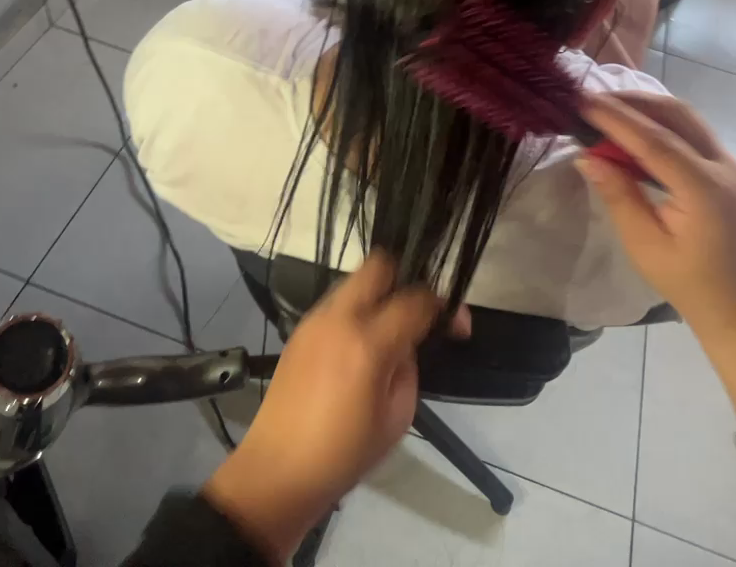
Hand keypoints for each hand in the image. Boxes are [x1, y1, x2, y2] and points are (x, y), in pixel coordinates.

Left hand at [202, 253, 443, 560]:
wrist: (278, 471)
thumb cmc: (344, 454)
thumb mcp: (397, 417)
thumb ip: (408, 367)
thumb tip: (405, 343)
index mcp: (368, 343)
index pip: (417, 298)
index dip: (446, 306)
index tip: (457, 326)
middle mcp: (339, 318)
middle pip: (379, 265)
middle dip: (406, 279)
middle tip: (418, 312)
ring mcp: (314, 319)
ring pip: (355, 280)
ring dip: (379, 294)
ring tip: (388, 331)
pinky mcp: (299, 329)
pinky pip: (336, 303)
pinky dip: (355, 311)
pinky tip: (359, 345)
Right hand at [577, 92, 735, 334]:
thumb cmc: (688, 282)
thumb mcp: (644, 244)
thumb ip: (619, 196)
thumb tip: (587, 157)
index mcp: (703, 189)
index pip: (654, 140)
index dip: (615, 118)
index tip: (582, 102)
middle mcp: (721, 166)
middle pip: (675, 115)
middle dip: (632, 101)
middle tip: (591, 100)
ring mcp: (727, 164)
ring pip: (685, 117)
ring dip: (646, 107)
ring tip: (607, 109)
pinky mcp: (723, 167)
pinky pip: (690, 130)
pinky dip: (659, 121)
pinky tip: (632, 129)